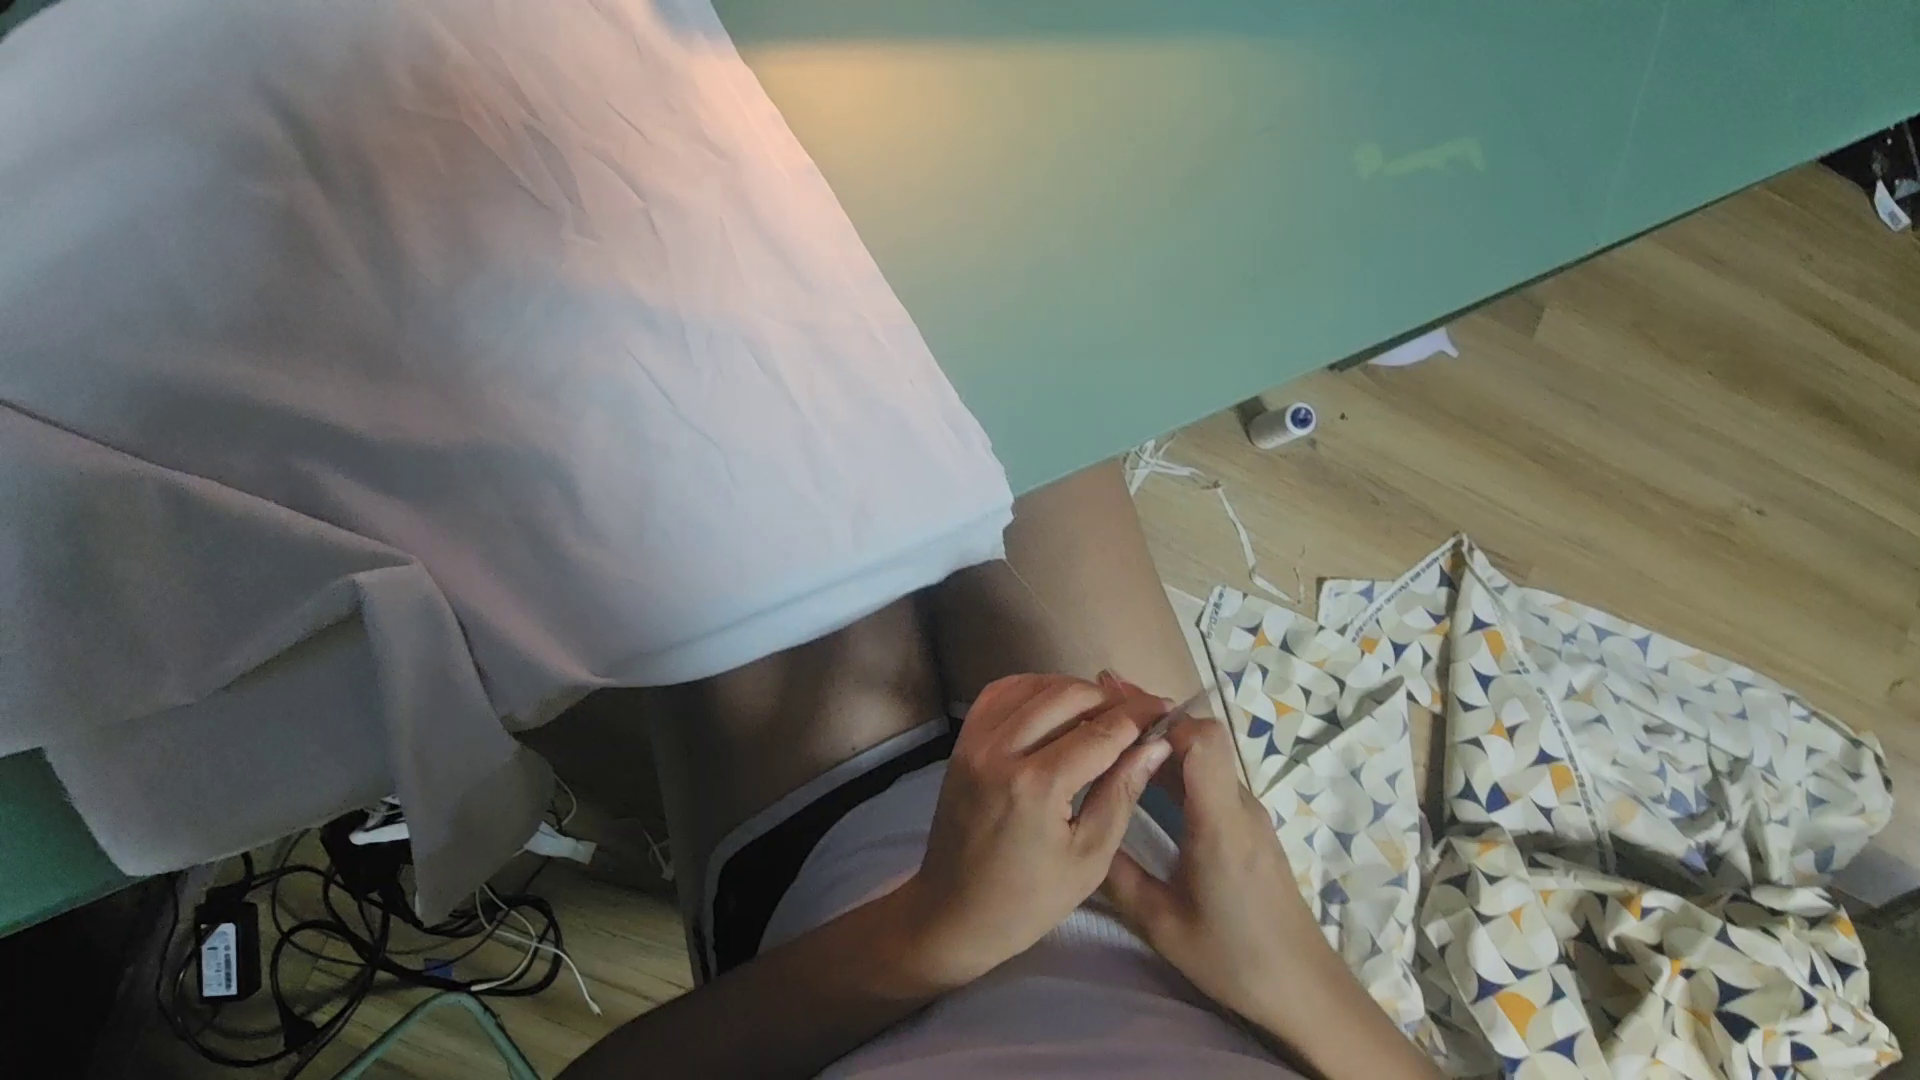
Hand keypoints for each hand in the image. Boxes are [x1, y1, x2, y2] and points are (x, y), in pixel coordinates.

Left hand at [899, 673, 1171, 984]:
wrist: (953, 912)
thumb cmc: (1028, 900)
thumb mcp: (1089, 858)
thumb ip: (1123, 792)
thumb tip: (1157, 744)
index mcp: (1037, 786)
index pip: (1101, 731)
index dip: (1139, 715)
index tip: (1165, 709)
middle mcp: (1002, 750)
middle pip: (1068, 695)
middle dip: (1110, 699)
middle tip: (1137, 713)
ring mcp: (976, 741)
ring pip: (1035, 686)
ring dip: (1073, 691)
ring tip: (1101, 712)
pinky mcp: (962, 742)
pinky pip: (1001, 693)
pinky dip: (1033, 689)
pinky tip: (1055, 706)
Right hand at [1103, 714, 1331, 1033]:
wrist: (1304, 990)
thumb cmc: (1234, 958)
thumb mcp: (1161, 924)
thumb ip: (1118, 874)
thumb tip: (1080, 831)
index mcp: (1220, 822)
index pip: (1203, 739)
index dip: (1161, 722)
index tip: (1119, 728)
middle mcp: (1239, 806)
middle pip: (1202, 740)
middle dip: (1152, 725)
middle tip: (1103, 721)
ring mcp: (1248, 815)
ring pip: (1205, 758)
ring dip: (1162, 748)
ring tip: (1115, 747)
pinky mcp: (1248, 828)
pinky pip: (1210, 781)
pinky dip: (1176, 772)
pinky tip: (1145, 786)